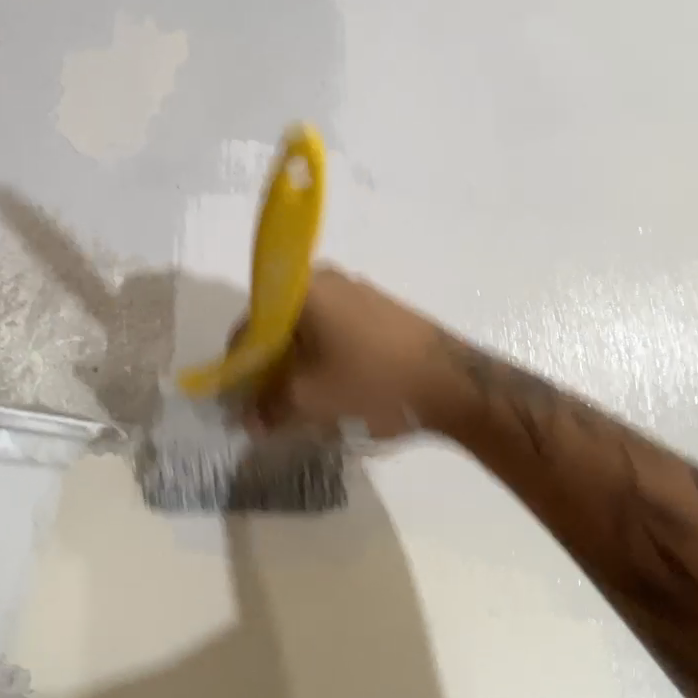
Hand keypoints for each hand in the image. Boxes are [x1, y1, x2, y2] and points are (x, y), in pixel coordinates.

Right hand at [249, 267, 452, 439]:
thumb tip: (247, 419)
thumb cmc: (373, 384)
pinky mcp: (382, 310)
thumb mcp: (310, 402)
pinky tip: (339, 389)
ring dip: (301, 364)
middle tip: (275, 404)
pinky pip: (337, 332)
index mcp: (303, 289)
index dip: (242, 367)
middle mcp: (328, 278)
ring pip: (310, 330)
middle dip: (273, 367)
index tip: (245, 401)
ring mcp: (359, 292)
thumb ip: (267, 409)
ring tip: (308, 402)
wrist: (455, 385)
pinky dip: (328, 358)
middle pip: (280, 326)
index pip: (250, 326)